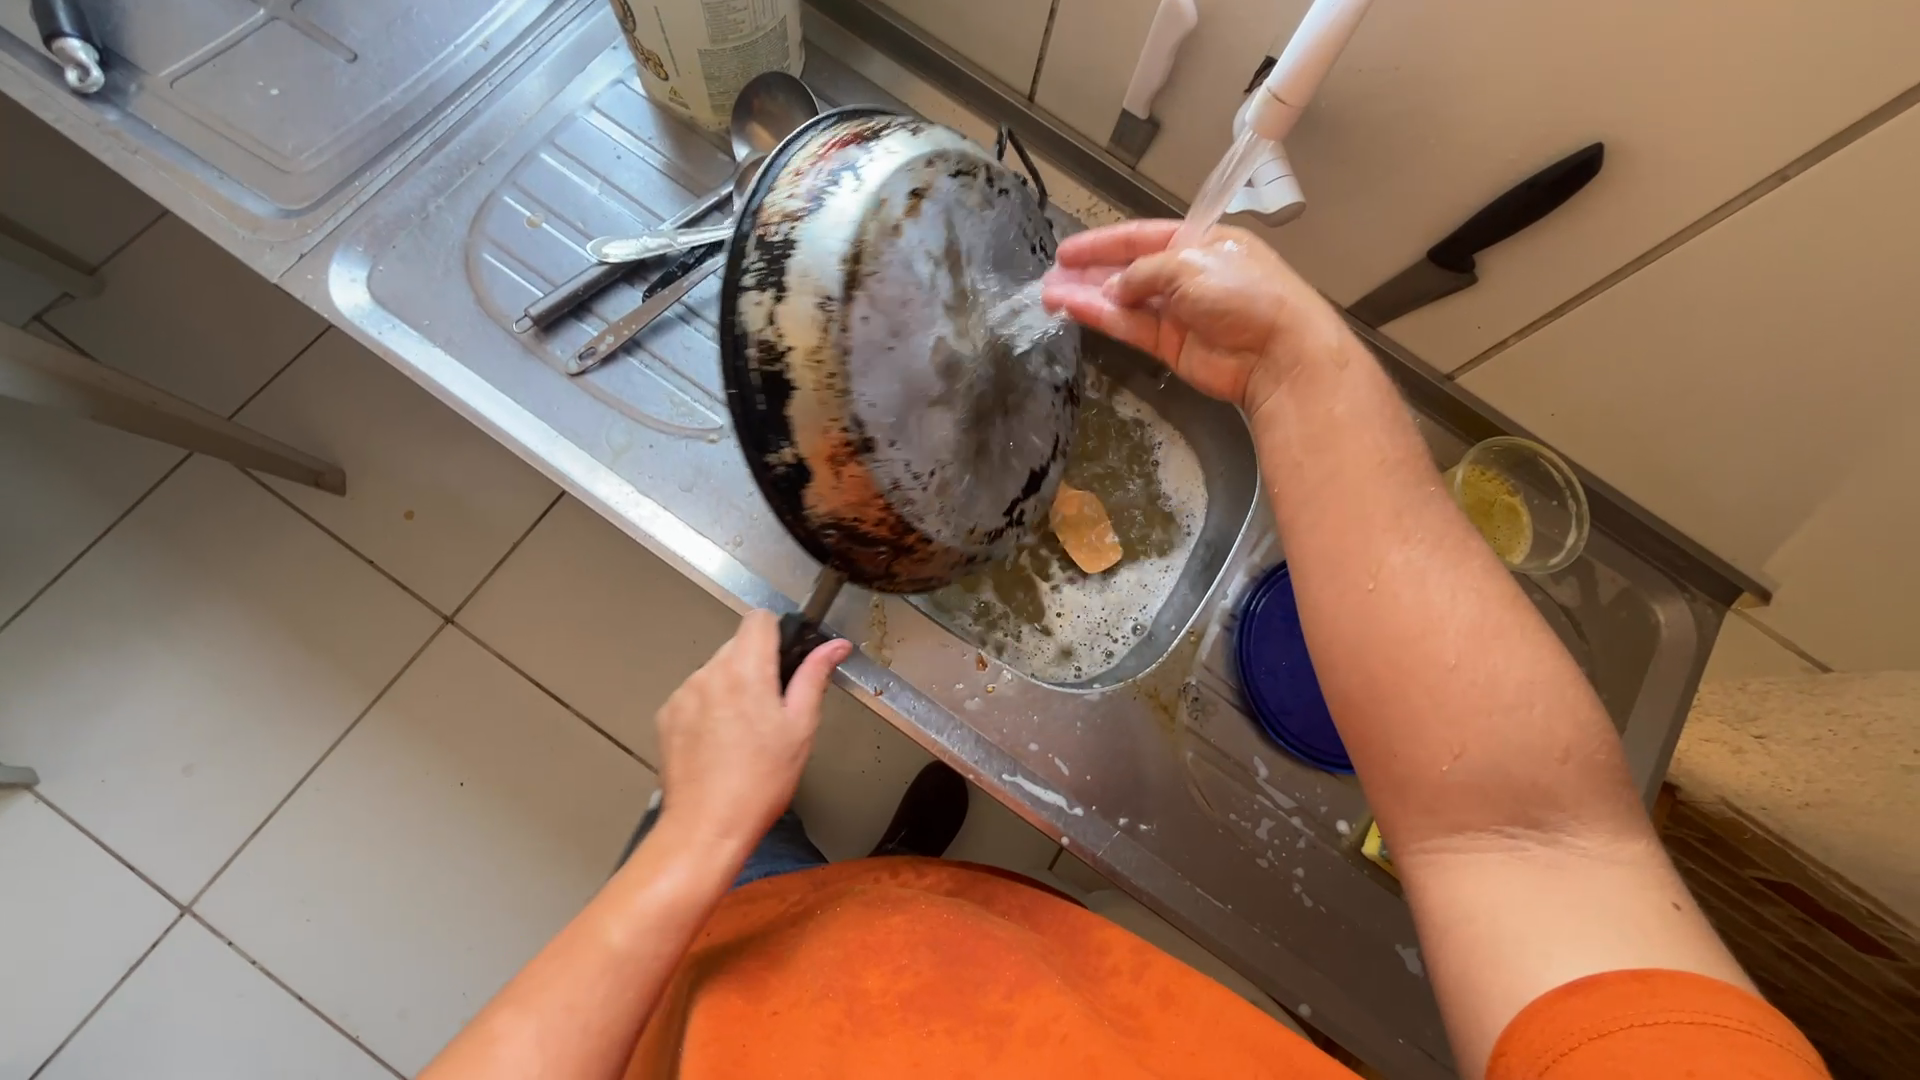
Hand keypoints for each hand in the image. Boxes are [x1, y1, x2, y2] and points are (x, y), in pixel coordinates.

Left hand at [653, 611, 852, 852]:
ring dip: (732, 685)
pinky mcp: (667, 714)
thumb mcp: (801, 727)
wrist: (706, 826)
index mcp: (746, 670)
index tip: (786, 659)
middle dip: (757, 665)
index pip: (758, 619)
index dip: (777, 633)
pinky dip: (710, 705)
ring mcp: (683, 693)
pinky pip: (695, 693)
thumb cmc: (761, 781)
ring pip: (716, 670)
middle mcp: (709, 673)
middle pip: (737, 645)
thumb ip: (814, 676)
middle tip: (772, 706)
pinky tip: (721, 740)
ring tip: (745, 729)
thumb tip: (835, 645)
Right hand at [1041, 220, 1345, 415]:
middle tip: (1050, 278)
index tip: (1065, 251)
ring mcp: (1176, 312)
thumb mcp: (1190, 264)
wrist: (1277, 353)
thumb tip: (1110, 288)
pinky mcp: (1169, 346)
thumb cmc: (1243, 294)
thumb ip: (1142, 272)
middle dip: (1088, 272)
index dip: (1102, 243)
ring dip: (1087, 297)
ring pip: (1123, 301)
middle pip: (1127, 270)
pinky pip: (1129, 327)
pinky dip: (1102, 319)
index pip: (1141, 238)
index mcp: (1199, 243)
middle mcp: (1185, 275)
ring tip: (1049, 296)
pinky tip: (1074, 311)